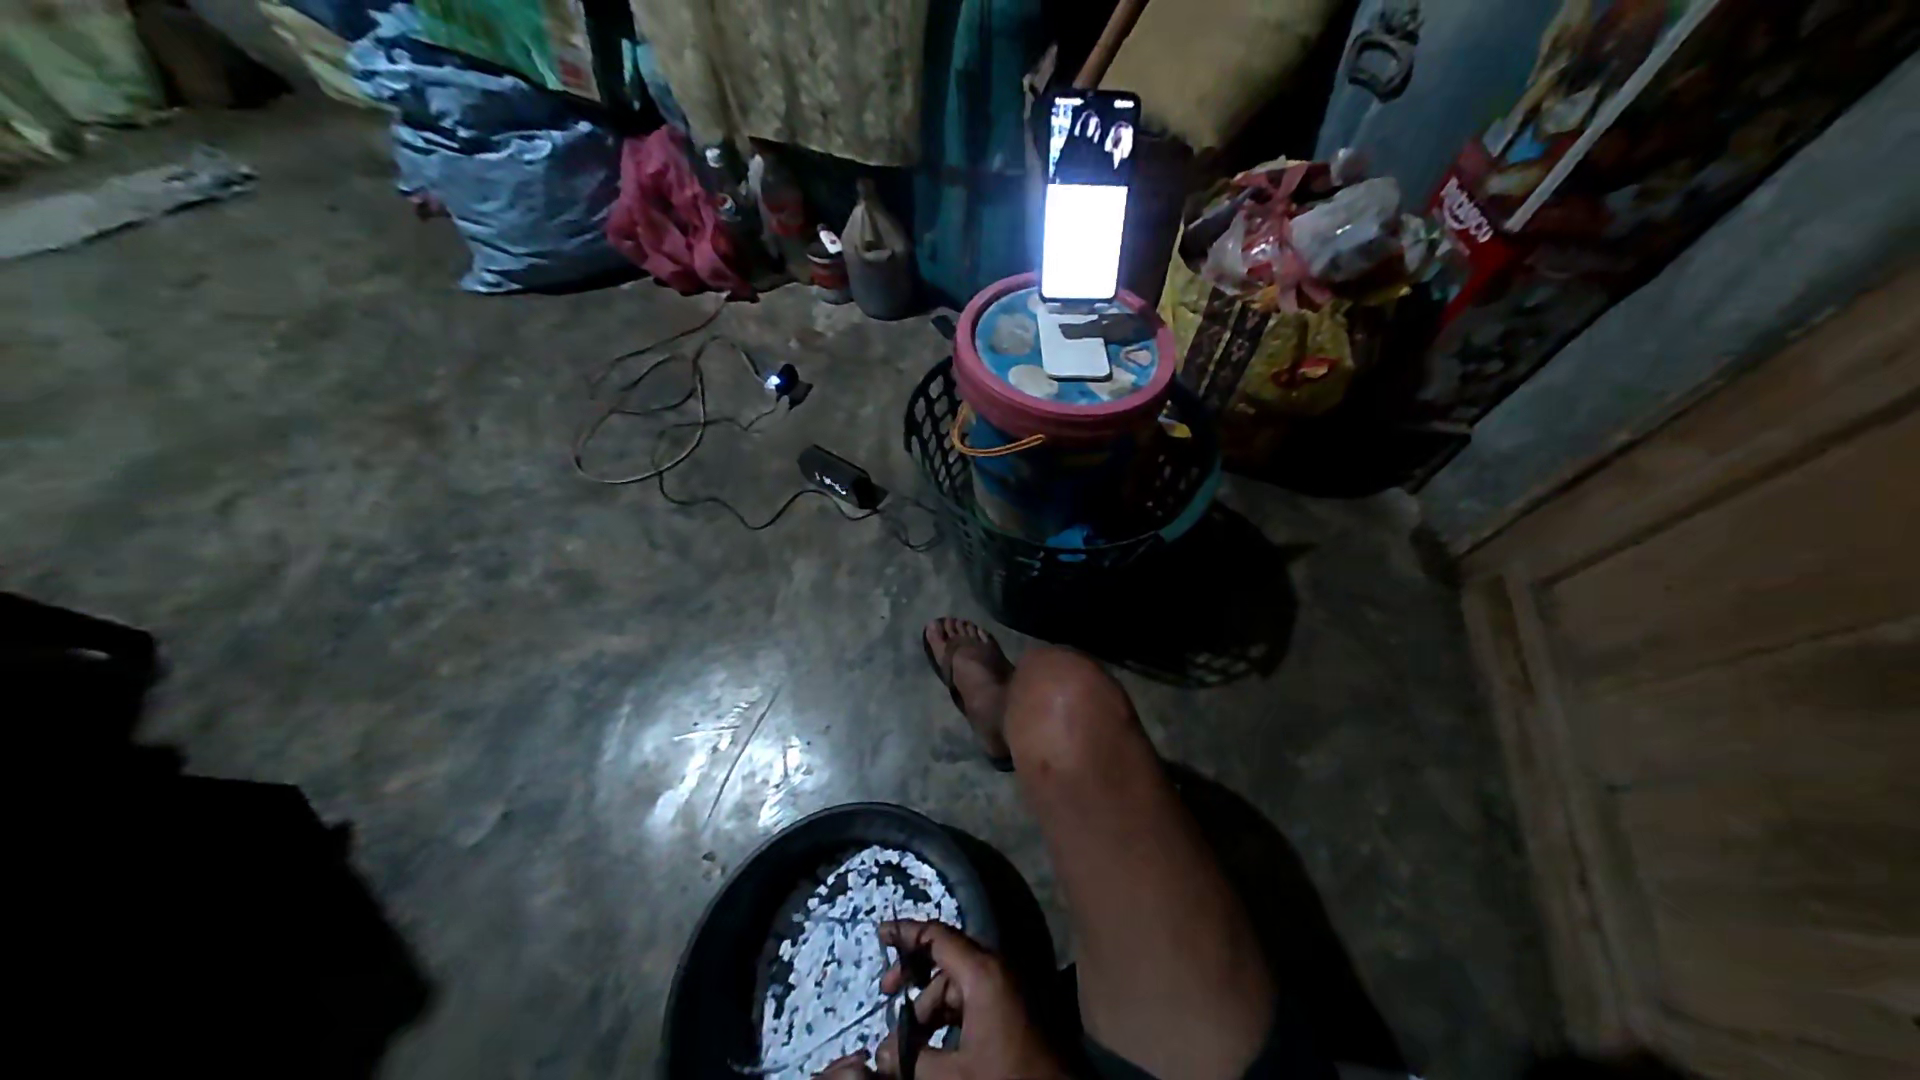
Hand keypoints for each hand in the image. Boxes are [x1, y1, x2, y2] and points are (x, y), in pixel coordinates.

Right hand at [810, 920, 1063, 1079]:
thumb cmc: (1008, 1078)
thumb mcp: (954, 1075)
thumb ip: (912, 1061)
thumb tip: (882, 1054)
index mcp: (982, 972)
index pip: (937, 936)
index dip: (906, 932)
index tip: (880, 932)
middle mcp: (995, 970)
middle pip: (944, 962)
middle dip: (913, 980)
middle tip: (886, 995)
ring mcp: (1006, 990)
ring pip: (956, 987)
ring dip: (929, 1008)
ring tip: (908, 1042)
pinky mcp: (1013, 1012)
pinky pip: (972, 1003)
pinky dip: (949, 1017)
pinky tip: (933, 1045)